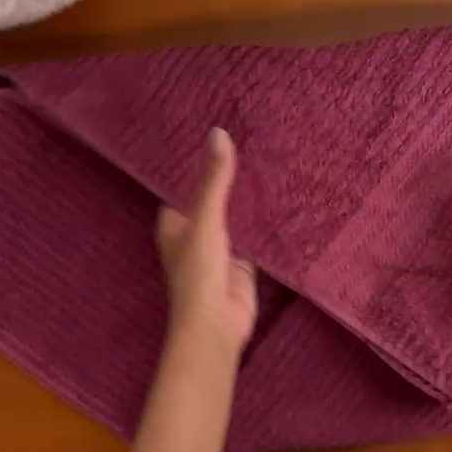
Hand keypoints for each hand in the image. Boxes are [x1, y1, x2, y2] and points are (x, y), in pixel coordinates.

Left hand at [156, 128, 256, 354]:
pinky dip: (263, 221)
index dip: (197, 160)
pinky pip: (254, 235)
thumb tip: (219, 134)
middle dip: (226, 177)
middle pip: (212, 198)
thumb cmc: (198, 274)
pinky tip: (279, 196)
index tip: (214, 126)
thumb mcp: (205, 220)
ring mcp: (220, 248)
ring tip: (267, 157)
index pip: (183, 183)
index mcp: (173, 223)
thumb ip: (214, 181)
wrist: (216, 325)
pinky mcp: (243, 262)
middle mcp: (195, 233)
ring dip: (246, 199)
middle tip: (249, 135)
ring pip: (235, 216)